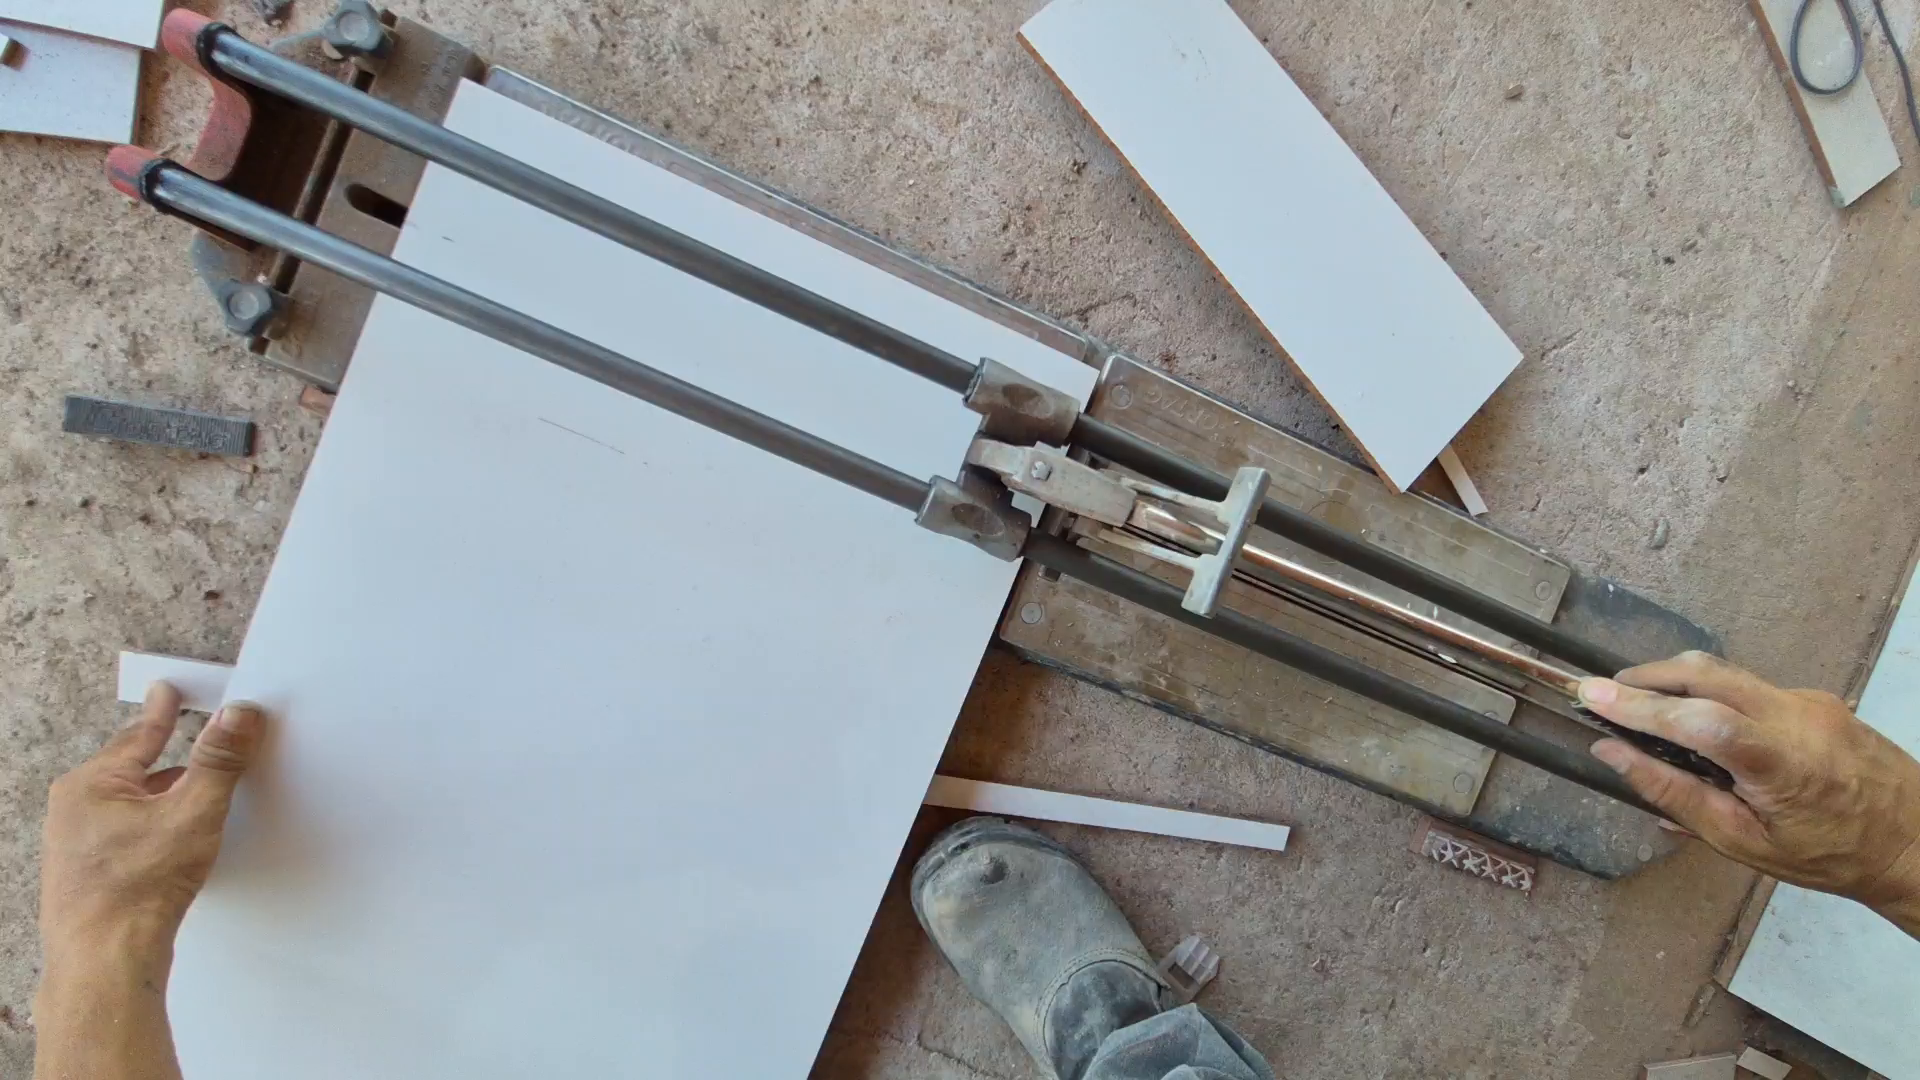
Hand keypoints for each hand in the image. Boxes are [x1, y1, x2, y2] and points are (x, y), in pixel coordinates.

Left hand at [39, 682, 264, 964]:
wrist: (106, 951)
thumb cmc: (140, 883)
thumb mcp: (196, 808)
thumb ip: (220, 758)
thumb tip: (238, 714)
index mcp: (92, 786)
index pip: (140, 735)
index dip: (164, 711)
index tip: (169, 690)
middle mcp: (75, 807)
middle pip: (136, 765)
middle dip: (171, 751)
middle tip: (195, 733)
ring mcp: (77, 838)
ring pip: (136, 796)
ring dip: (170, 788)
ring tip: (201, 789)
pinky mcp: (90, 862)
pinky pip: (132, 821)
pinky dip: (161, 813)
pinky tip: (182, 828)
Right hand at [1579, 652, 1919, 930]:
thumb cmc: (1827, 855)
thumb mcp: (1740, 840)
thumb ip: (1670, 792)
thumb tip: (1608, 750)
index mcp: (1782, 765)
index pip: (1700, 720)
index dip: (1639, 705)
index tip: (1590, 695)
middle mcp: (1798, 720)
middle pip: (1705, 674)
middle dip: (1643, 677)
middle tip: (1607, 695)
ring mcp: (1809, 702)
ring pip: (1720, 671)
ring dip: (1669, 680)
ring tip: (1643, 705)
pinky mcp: (1813, 697)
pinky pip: (1741, 683)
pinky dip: (1702, 692)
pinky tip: (1697, 720)